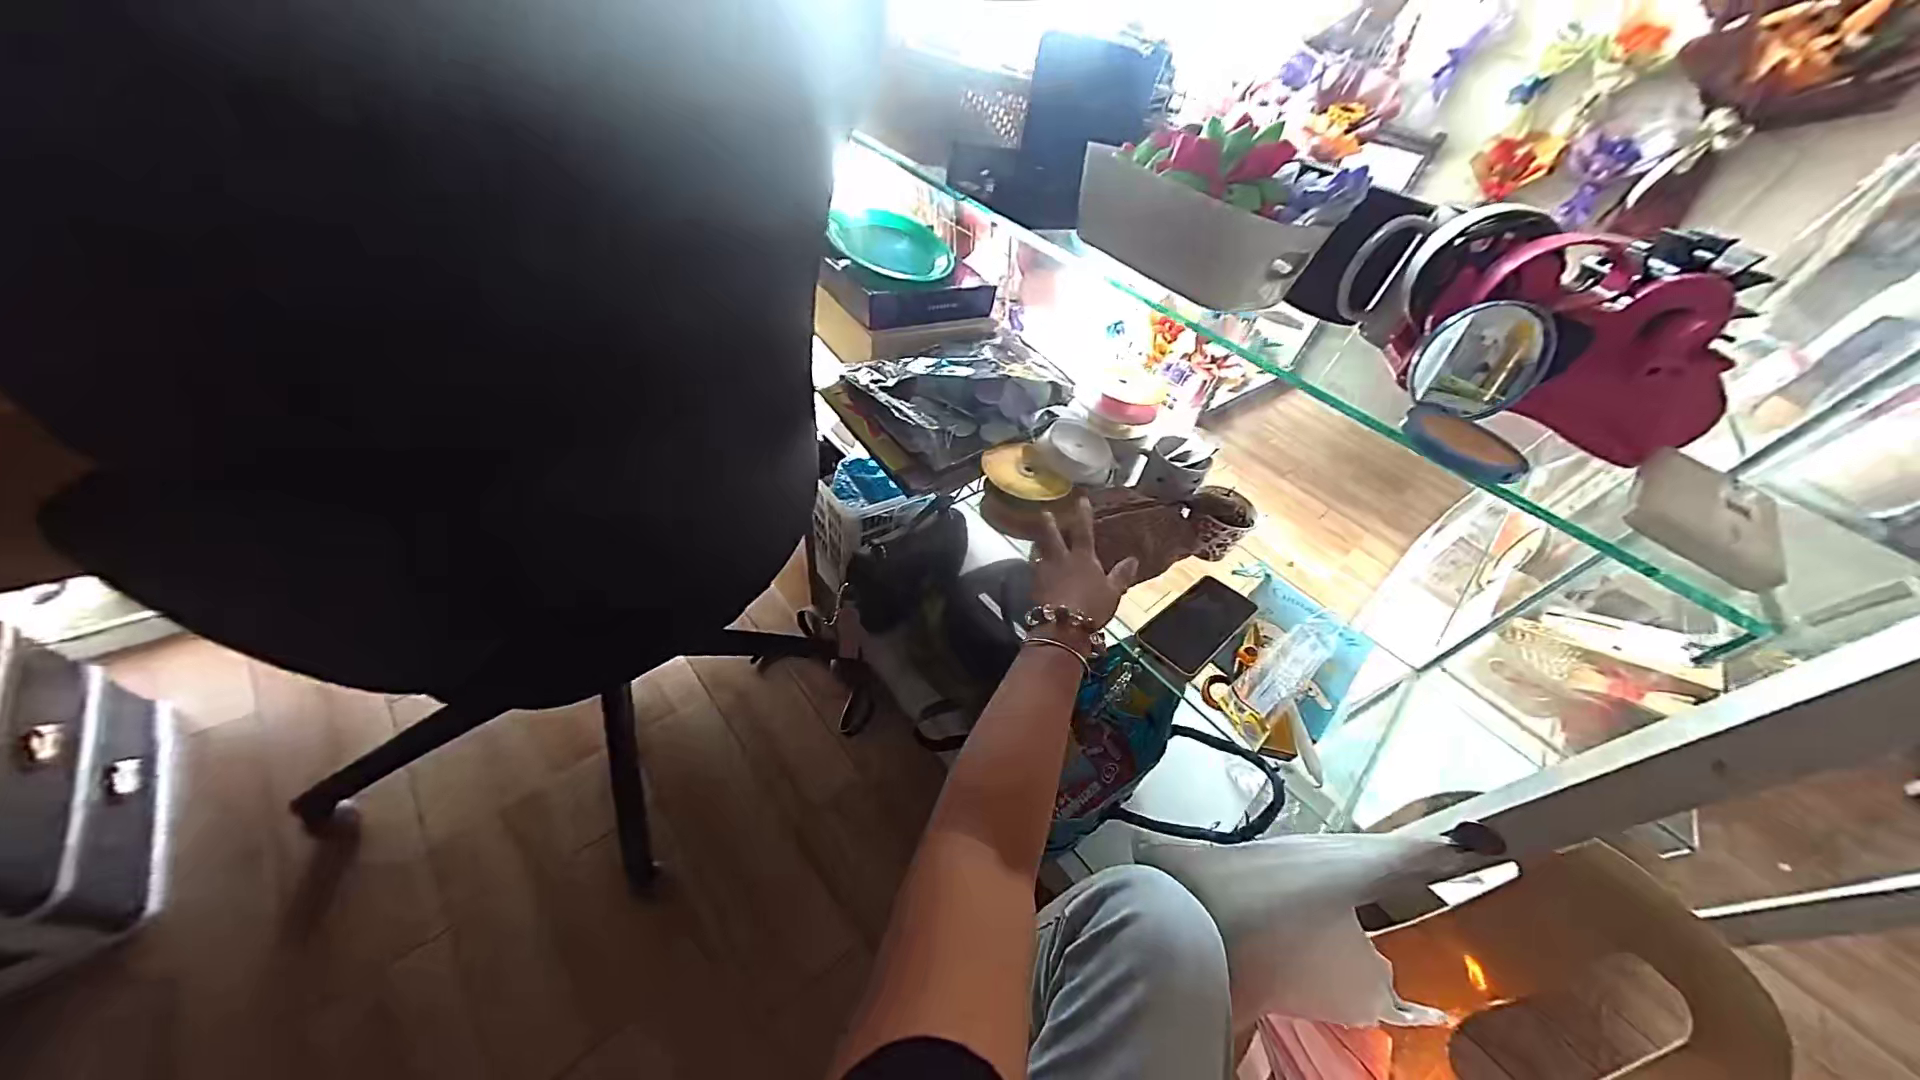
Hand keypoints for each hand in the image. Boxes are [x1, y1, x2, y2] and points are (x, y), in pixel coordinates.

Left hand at [1031, 496, 1138, 637]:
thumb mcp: (1113, 592)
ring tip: (1037, 540)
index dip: (1082, 514)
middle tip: (1045, 513)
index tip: (1080, 499)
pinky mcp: (1034, 585)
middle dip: (1049, 523)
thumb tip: (1133, 559)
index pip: (1083, 530)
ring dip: (1038, 543)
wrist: (1063, 625)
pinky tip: (1035, 567)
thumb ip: (1121, 574)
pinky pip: (1034, 569)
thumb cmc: (1092, 607)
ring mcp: (1045, 571)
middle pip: (1052, 536)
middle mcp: (1061, 559)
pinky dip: (1035, 564)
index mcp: (1082, 557)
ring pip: (1039, 551)